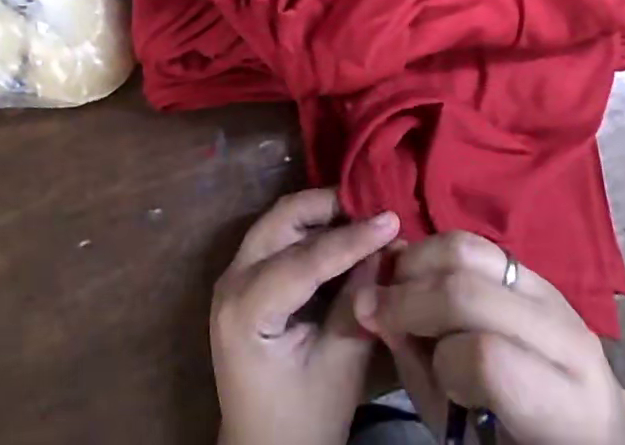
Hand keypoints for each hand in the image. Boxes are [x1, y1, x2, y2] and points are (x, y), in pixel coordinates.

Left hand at [211, 189, 400, 444]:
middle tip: (377, 205)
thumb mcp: (340, 365)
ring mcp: (235, 275)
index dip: (351, 236)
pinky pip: (281, 236)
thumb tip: (387, 246)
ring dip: (323, 212)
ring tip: (368, 214)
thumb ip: (359, 301)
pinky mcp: (247, 277)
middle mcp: (231, 281)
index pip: (304, 258)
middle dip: (331, 206)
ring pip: (281, 220)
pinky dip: (315, 227)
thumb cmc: (302, 419)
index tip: (392, 217)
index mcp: (245, 311)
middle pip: (282, 219)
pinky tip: (348, 231)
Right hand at [354, 231, 624, 444]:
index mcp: (563, 404)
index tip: (400, 354)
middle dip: (410, 295)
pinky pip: (475, 243)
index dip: (437, 356)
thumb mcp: (468, 438)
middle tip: (370, 304)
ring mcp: (551, 292)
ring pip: (471, 249)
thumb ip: (423, 376)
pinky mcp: (534, 270)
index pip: (488, 357)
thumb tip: (373, 313)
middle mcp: (565, 335)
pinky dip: (435, 251)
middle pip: (471, 289)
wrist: (588, 427)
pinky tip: (418, 273)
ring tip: (393, 283)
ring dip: (418, 259)